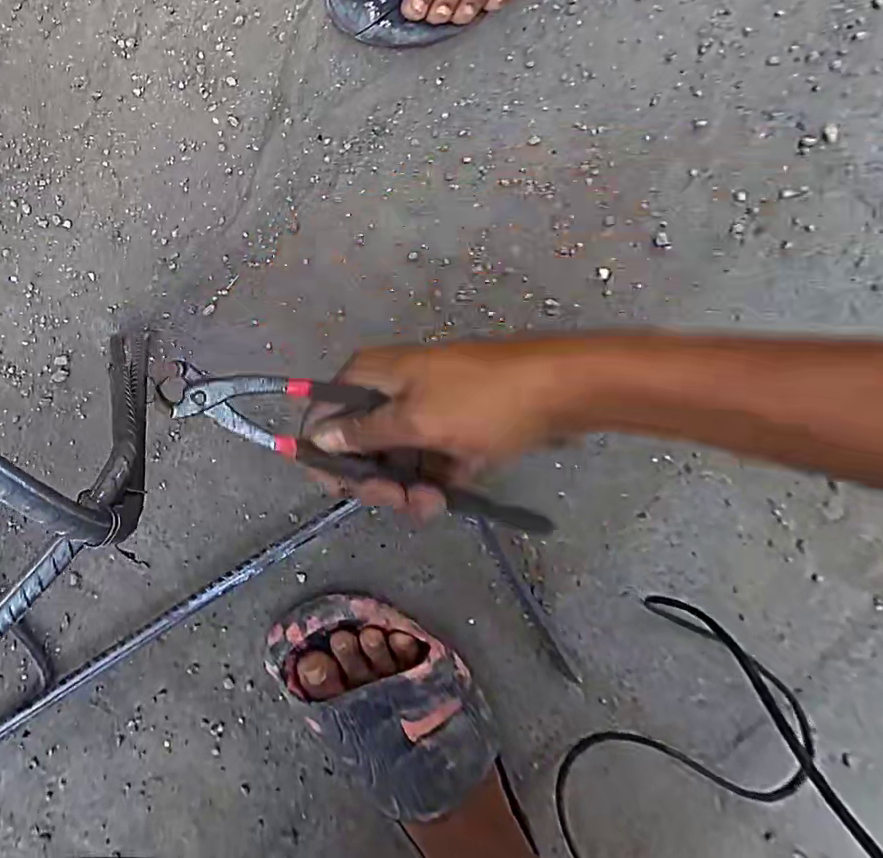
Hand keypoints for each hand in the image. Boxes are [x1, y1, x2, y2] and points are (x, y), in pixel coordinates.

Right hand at [304, 341, 580, 520]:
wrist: (567, 389)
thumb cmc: (481, 401)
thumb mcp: (415, 422)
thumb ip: (361, 434)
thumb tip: (315, 438)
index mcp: (366, 377)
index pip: (321, 415)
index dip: (321, 453)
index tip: (337, 488)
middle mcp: (383, 390)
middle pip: (354, 441)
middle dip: (371, 477)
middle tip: (395, 501)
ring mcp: (417, 407)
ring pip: (390, 456)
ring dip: (403, 485)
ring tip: (430, 505)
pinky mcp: (446, 426)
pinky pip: (422, 458)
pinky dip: (428, 481)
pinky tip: (444, 500)